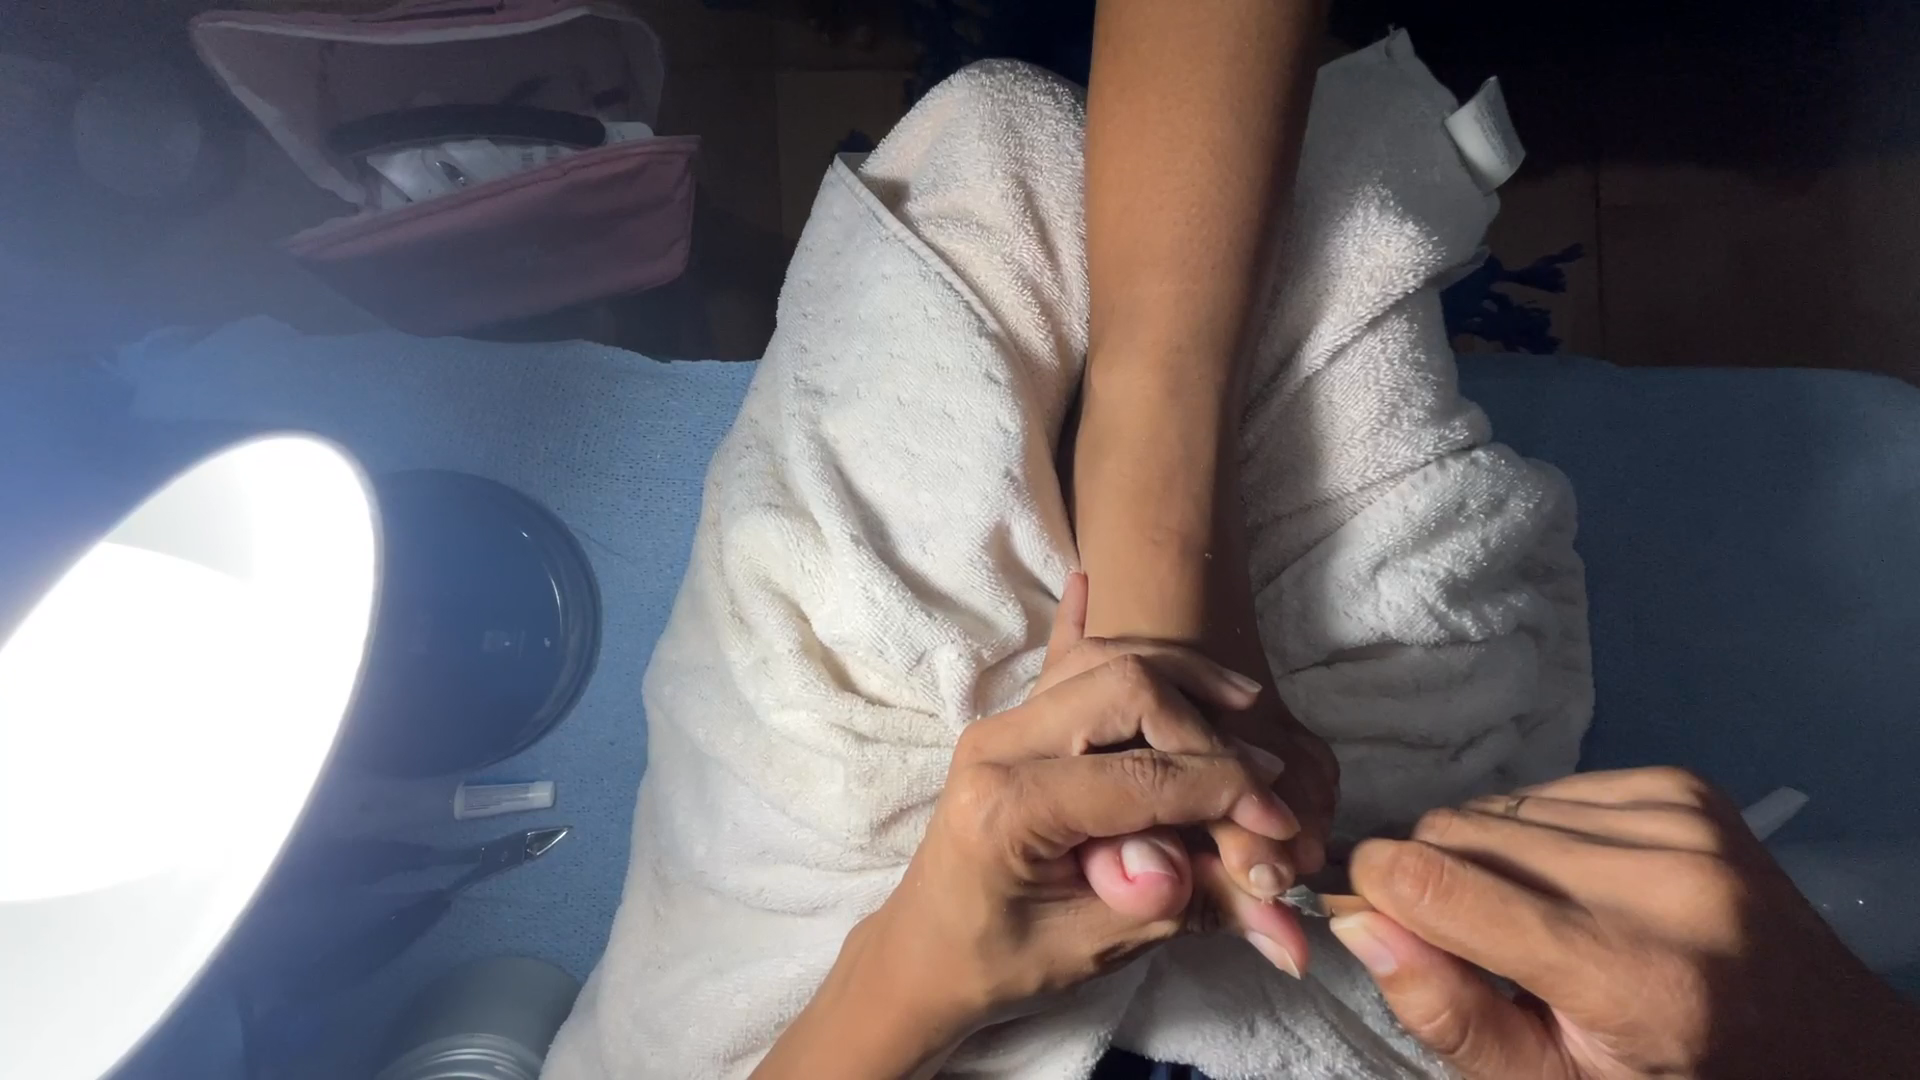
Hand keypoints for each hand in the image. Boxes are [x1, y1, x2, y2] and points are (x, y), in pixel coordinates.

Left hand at [1036, 572, 1335, 975]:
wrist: (926, 943)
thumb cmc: (997, 957)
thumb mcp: (1087, 949)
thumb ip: (1173, 908)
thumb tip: (1270, 901)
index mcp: (1008, 806)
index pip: (1138, 776)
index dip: (1219, 792)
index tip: (1276, 819)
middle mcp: (997, 743)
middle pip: (1120, 686)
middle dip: (1201, 724)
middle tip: (1256, 772)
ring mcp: (1000, 722)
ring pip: (1099, 659)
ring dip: (1175, 674)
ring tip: (1239, 698)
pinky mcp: (1011, 720)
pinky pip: (1057, 658)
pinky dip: (1087, 623)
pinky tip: (1090, 581)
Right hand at [1329, 767, 1919, 1078]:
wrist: (1835, 1053)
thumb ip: (1444, 1011)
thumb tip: (1355, 919)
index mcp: (1635, 978)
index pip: (1434, 881)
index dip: (1378, 889)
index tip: (1386, 923)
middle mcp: (1665, 881)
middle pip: (1450, 830)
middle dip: (1433, 876)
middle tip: (1483, 938)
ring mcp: (1683, 823)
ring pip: (1487, 804)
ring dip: (1484, 852)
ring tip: (1543, 909)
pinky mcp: (1684, 787)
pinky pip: (1537, 788)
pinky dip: (1531, 830)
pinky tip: (1581, 878)